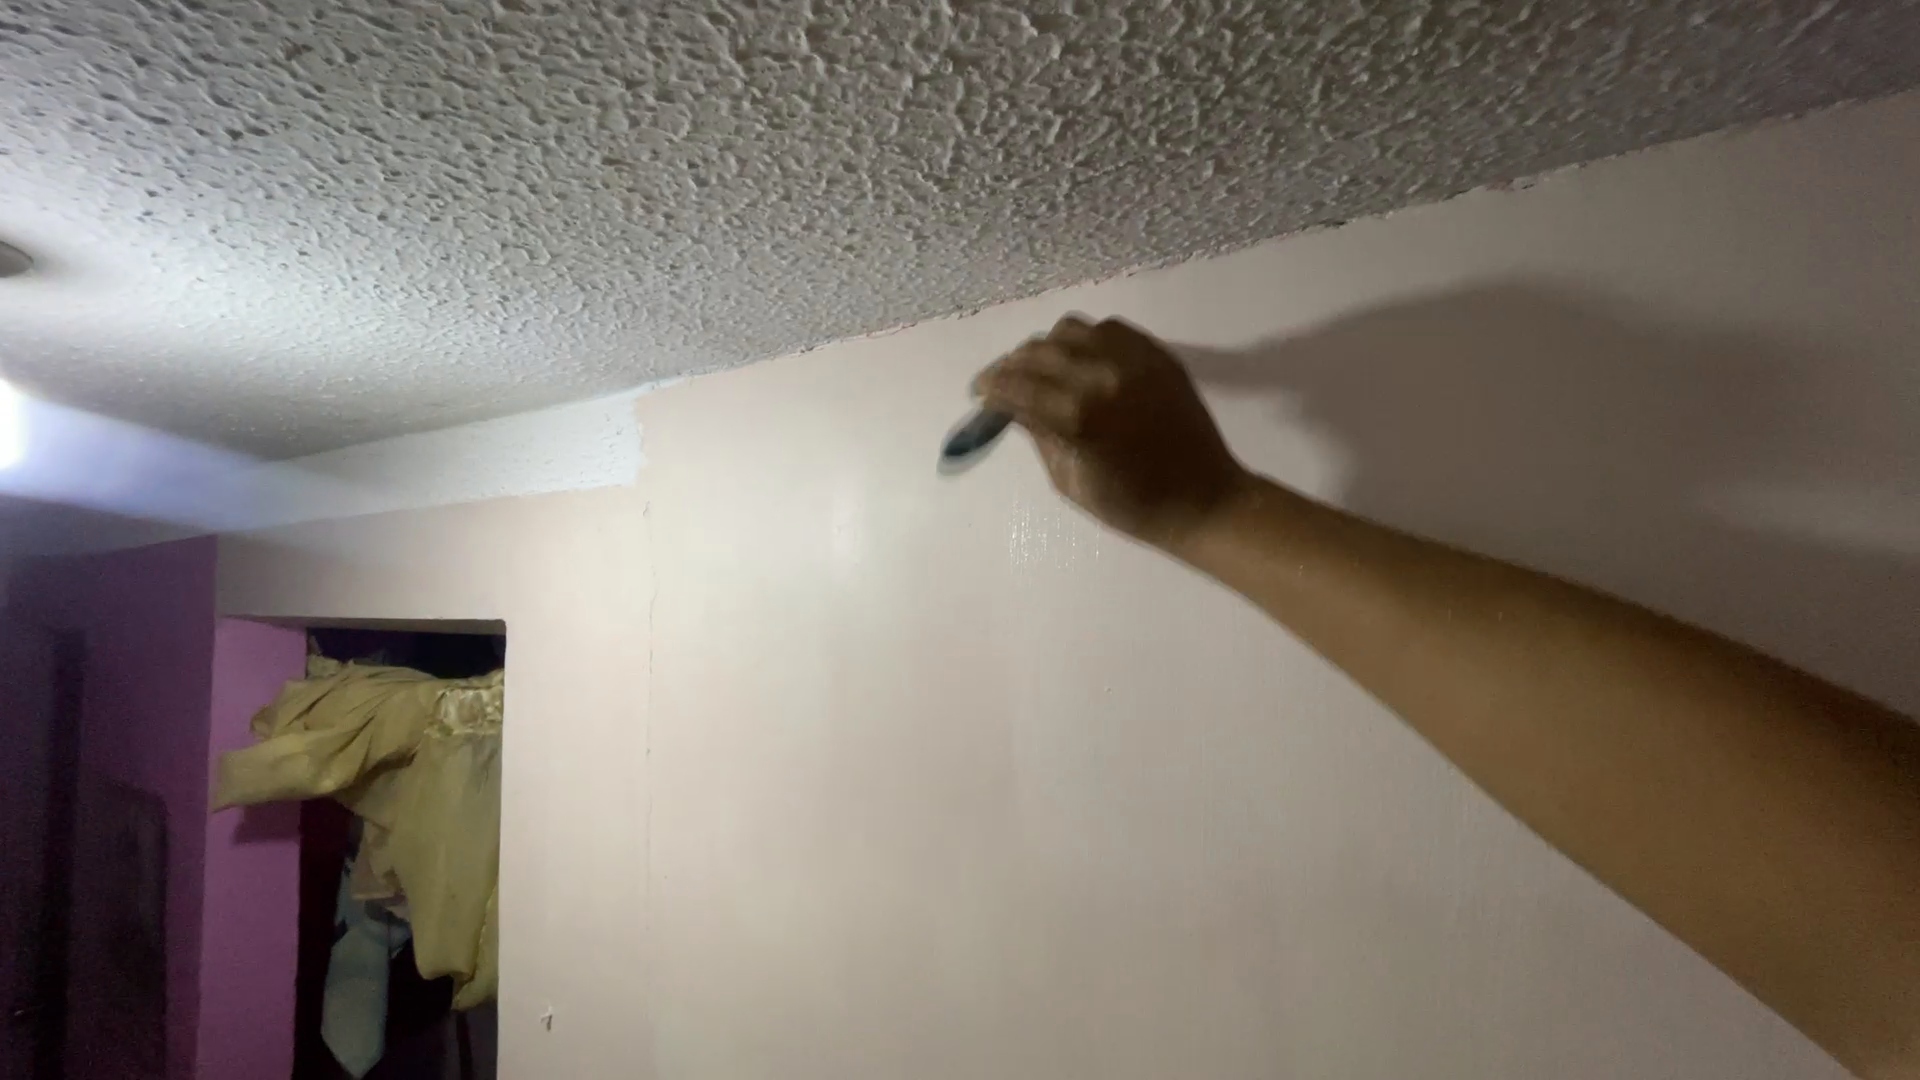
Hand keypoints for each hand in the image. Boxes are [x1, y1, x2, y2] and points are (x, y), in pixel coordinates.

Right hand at [975, 315, 1251, 549]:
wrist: (1204, 501)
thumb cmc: (1131, 507)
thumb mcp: (1069, 482)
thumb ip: (1037, 435)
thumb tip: (1010, 405)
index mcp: (1078, 419)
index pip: (1017, 386)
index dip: (991, 386)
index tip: (979, 391)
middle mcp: (1103, 377)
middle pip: (1039, 352)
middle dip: (1011, 365)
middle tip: (1002, 382)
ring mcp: (1135, 360)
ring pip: (1071, 330)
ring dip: (1046, 347)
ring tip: (1041, 369)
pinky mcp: (1158, 354)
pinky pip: (1110, 329)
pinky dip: (1086, 340)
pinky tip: (1080, 361)